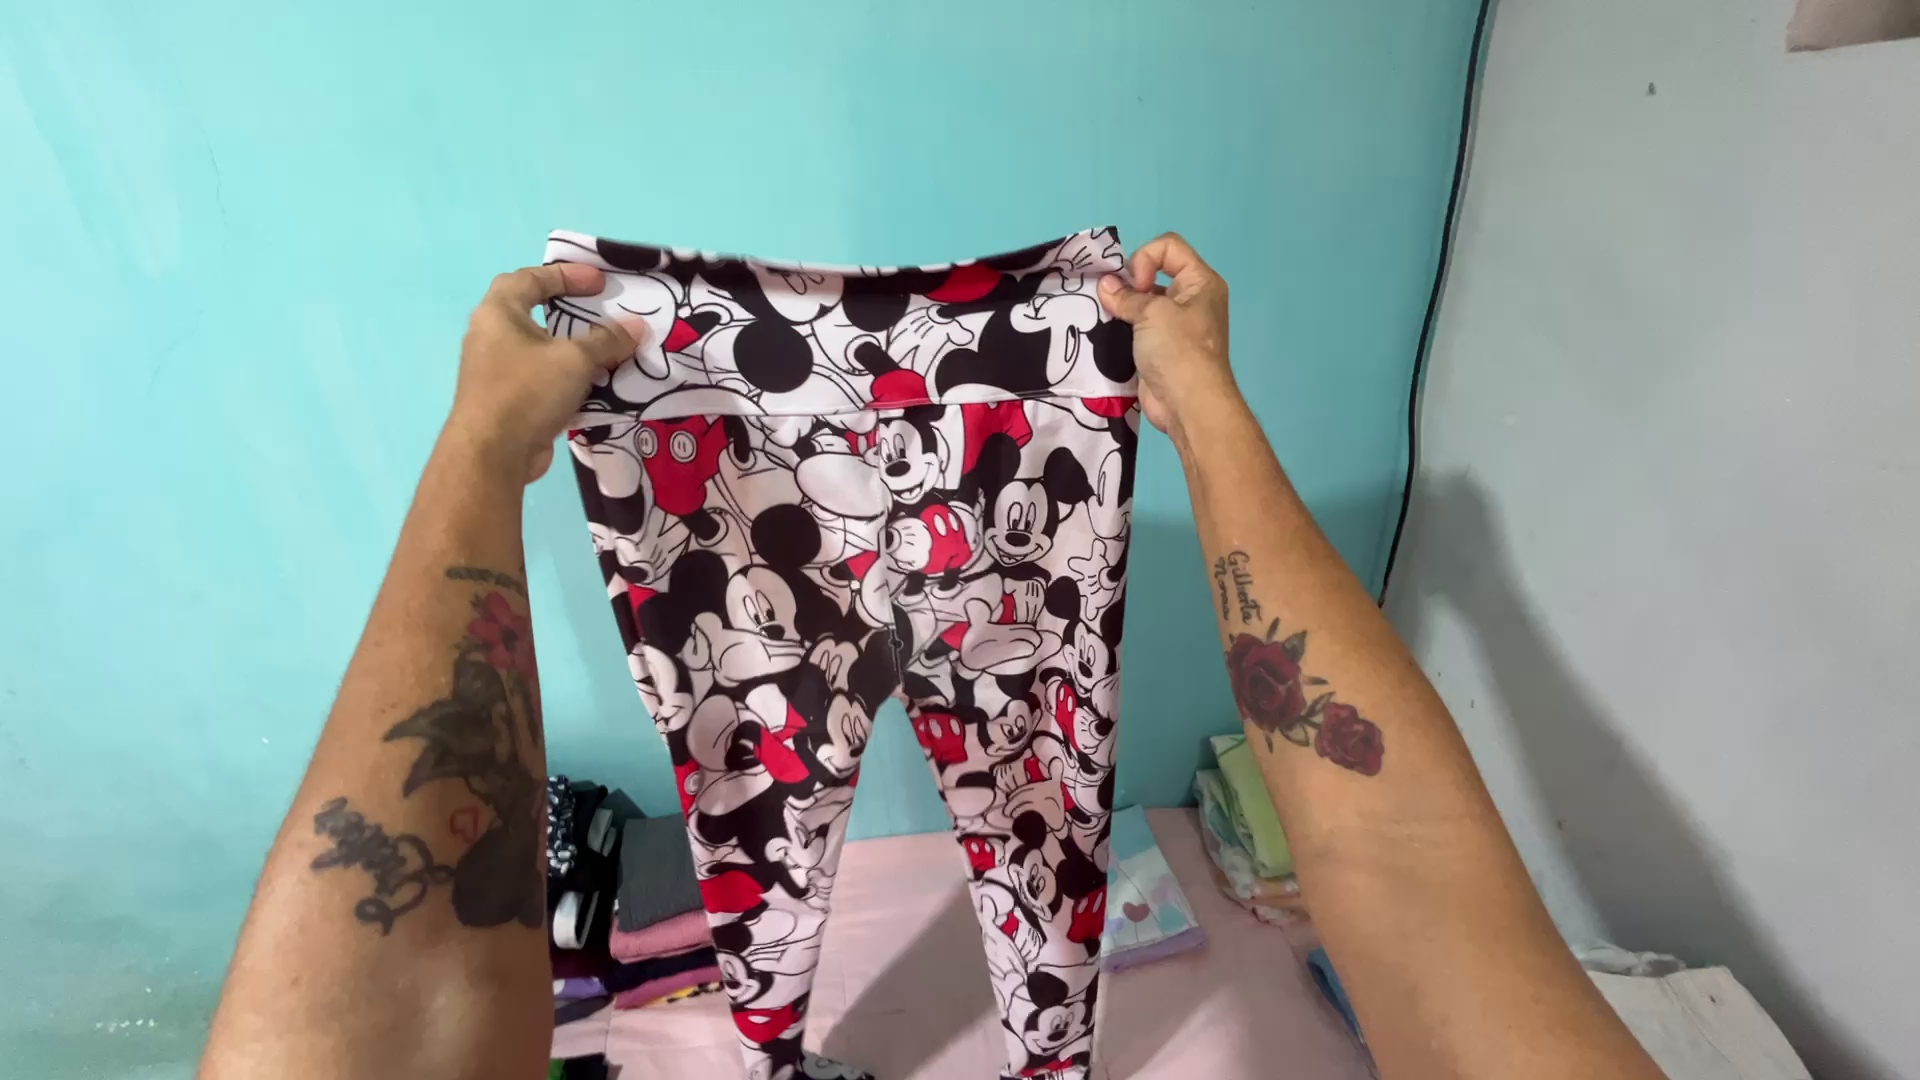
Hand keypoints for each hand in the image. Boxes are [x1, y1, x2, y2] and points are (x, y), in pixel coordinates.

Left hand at [444, 264, 645, 481]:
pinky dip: (572, 379)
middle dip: (573, 314)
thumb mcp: (575, 360)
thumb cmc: (527, 391)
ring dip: (577, 351)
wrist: (493, 453)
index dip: (565, 275)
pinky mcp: (510, 400)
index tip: (599, 282)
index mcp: (499, 314)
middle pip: (537, 314)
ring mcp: (499, 370)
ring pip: (545, 351)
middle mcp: (493, 336)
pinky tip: (599, 388)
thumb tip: (637, 326)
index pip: (530, 279)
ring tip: (610, 353)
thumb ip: (608, 341)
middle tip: (605, 315)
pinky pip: (547, 380)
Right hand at [1096, 232, 1235, 435]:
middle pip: (1154, 273)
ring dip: (1122, 307)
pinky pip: (1137, 328)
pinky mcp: (1159, 349)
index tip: (1138, 287)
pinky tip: (1108, 335)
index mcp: (1200, 282)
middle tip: (1116, 303)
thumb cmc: (1178, 350)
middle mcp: (1190, 300)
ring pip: (1143, 303)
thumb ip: (1126, 296)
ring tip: (1107, 319)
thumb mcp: (1152, 313)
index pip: (1168, 247)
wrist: (1188, 404)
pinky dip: (1122, 328)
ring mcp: (1175, 326)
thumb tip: (1104, 285)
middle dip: (1130, 284)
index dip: (1145, 258)